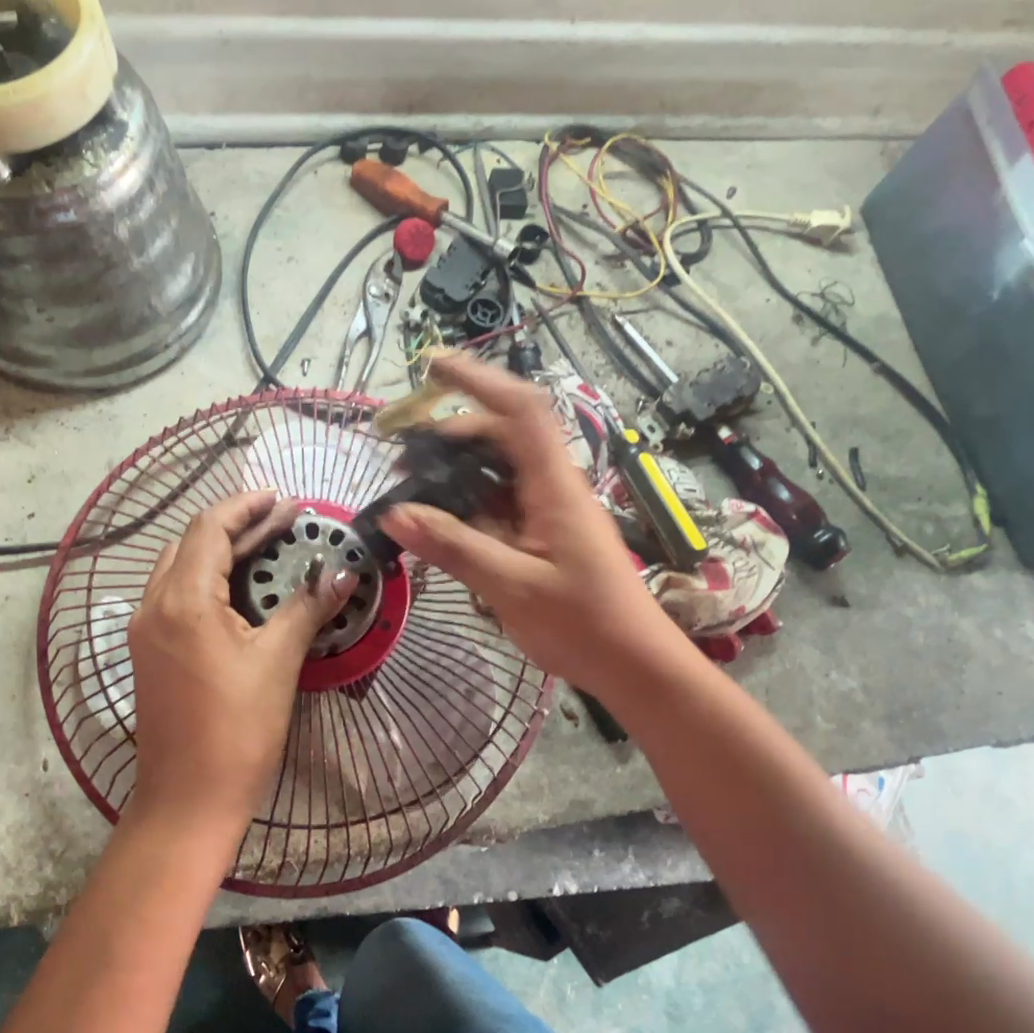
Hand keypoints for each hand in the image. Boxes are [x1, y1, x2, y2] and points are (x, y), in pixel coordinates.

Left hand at [126, 490, 354, 834]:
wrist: (188, 800)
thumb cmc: (237, 730)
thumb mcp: (278, 662)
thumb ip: (307, 607)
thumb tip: (345, 572)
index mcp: (183, 599)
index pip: (210, 528)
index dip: (248, 506)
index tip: (285, 500)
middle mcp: (154, 605)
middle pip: (191, 543)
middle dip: (237, 526)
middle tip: (284, 524)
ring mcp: (145, 631)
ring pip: (180, 569)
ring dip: (220, 553)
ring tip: (267, 550)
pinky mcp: (149, 653)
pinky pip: (175, 598)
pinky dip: (207, 582)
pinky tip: (240, 593)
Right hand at [377, 355, 684, 696]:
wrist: (637, 667)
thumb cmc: (584, 625)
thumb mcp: (511, 586)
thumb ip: (453, 547)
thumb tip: (396, 513)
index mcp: (554, 487)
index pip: (520, 410)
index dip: (479, 379)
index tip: (433, 366)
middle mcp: (554, 488)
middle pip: (504, 437)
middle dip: (453, 435)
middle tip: (404, 457)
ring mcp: (552, 513)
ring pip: (501, 473)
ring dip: (458, 472)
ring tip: (413, 490)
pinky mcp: (548, 537)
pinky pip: (504, 505)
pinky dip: (470, 505)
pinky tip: (443, 525)